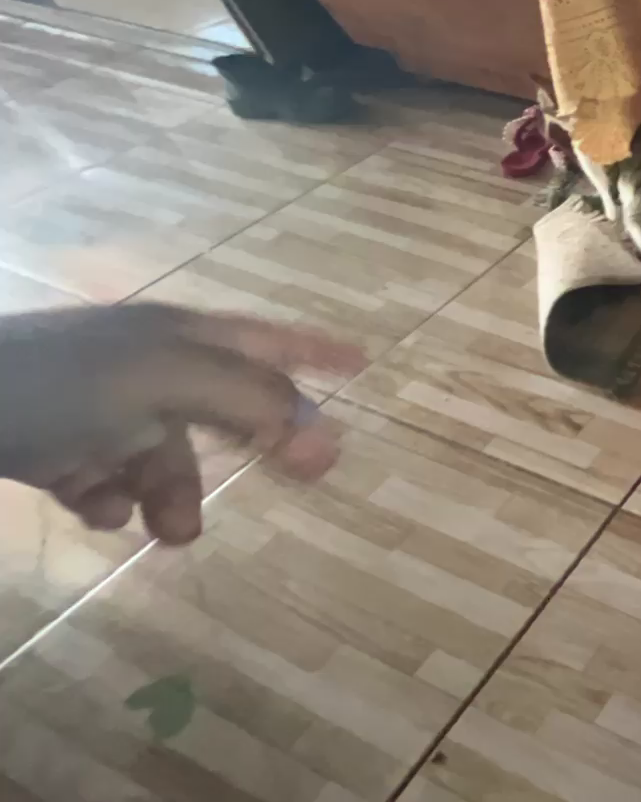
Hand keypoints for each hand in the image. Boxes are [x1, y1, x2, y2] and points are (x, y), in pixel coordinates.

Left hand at [0, 305, 364, 544]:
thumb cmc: (55, 384)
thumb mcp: (172, 381)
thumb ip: (256, 402)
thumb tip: (323, 435)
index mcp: (186, 337)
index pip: (275, 341)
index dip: (321, 352)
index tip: (363, 365)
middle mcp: (150, 364)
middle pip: (230, 402)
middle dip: (260, 442)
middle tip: (304, 473)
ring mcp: (97, 403)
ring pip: (166, 449)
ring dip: (178, 490)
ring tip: (176, 535)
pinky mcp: (46, 442)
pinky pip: (103, 473)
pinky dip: (116, 498)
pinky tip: (111, 516)